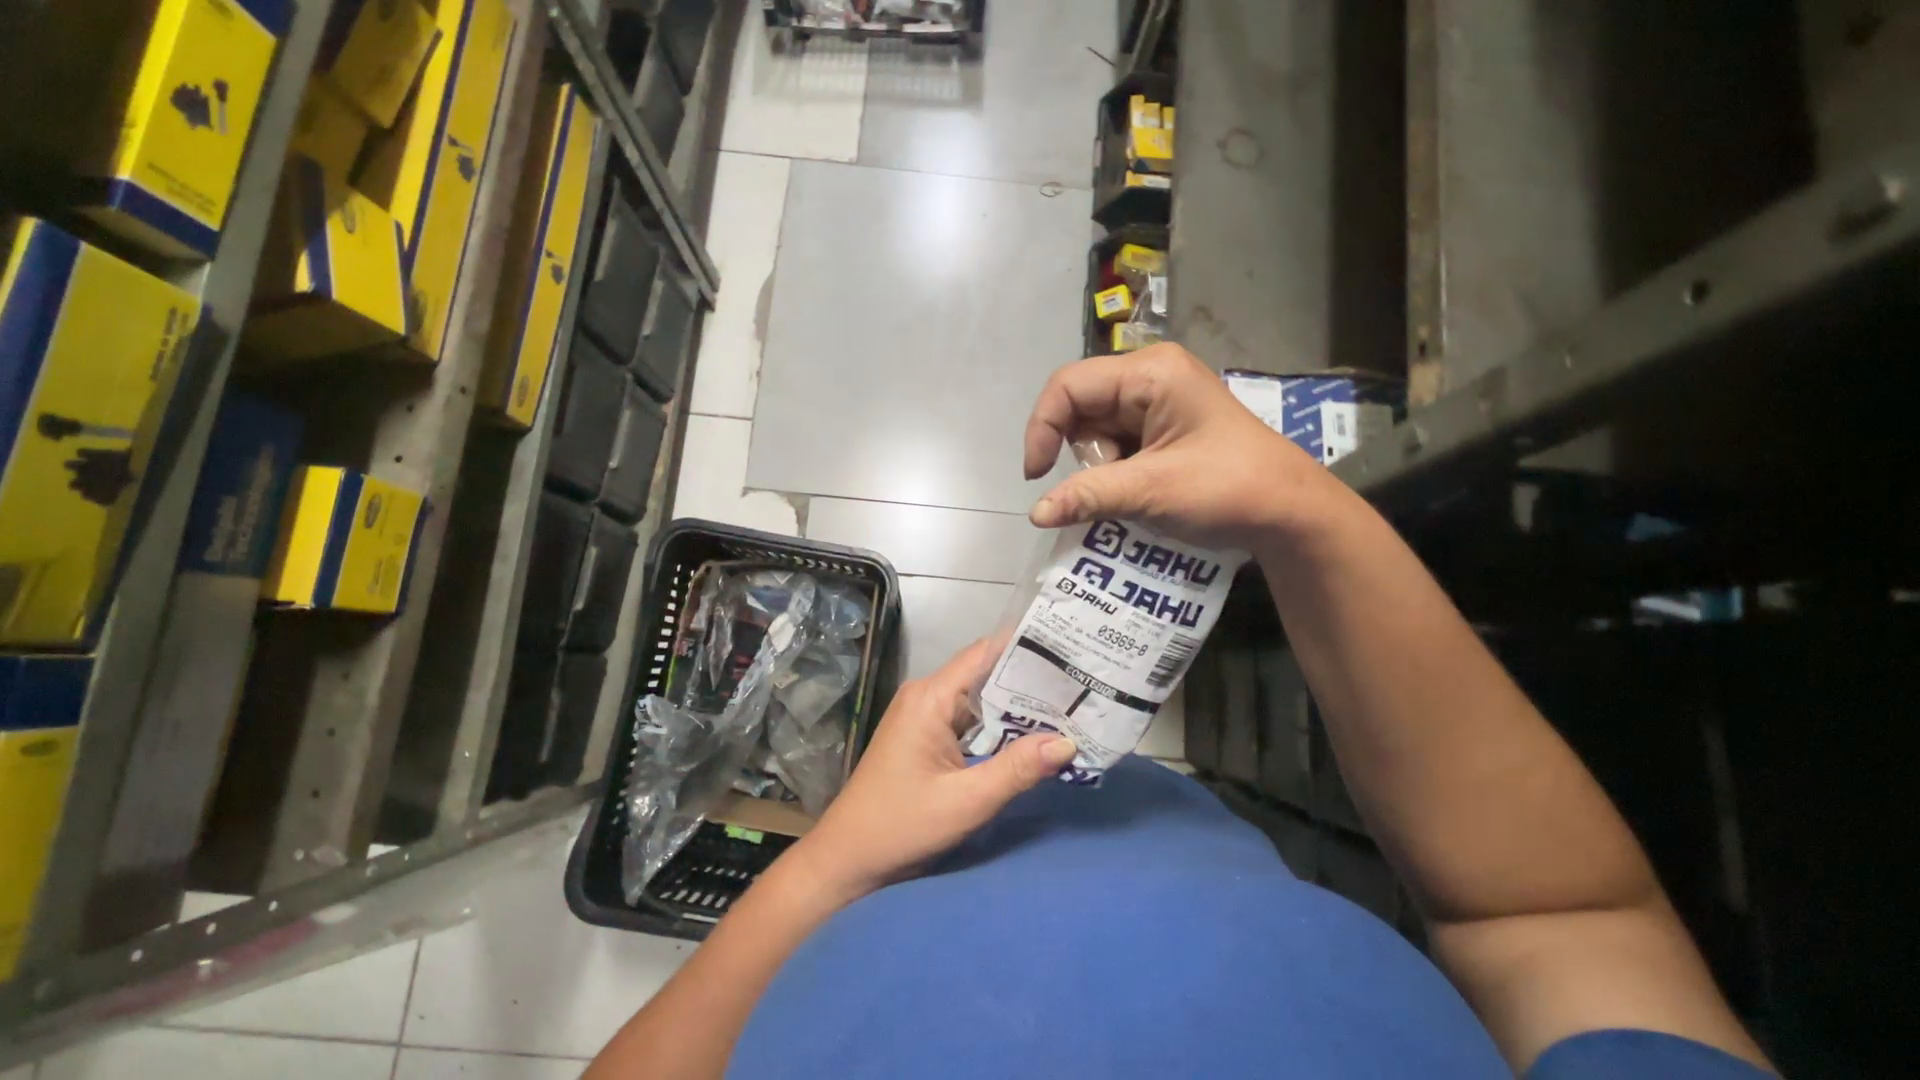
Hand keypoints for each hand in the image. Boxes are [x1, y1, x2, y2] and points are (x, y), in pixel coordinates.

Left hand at [788, 639, 1076, 901]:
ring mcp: (925, 717)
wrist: (847, 859)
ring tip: (1073, 708)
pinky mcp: (927, 739)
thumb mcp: (966, 800)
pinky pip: (972, 723)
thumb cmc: (900, 825)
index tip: (1074, 651)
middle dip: (1034, 681)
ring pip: (983, 701)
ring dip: (1021, 708)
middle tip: (1086, 685)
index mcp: (931, 697)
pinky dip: (1002, 729)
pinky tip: (1036, 738)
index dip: (1030, 648)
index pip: (987, 652)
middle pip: (988, 674)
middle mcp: (927, 696)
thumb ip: (1018, 769)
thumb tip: (1069, 741)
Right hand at [1023, 344, 1336, 549]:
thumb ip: (1089, 496)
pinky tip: (1141, 494)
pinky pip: (1117, 447)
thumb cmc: (1228, 489)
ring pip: (1096, 432)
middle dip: (1086, 455)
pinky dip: (1117, 475)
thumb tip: (1036, 513)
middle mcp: (1150, 378)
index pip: (1068, 386)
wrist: (1289, 513)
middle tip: (1117, 487)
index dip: (1043, 428)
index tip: (1037, 477)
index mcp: (1150, 373)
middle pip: (1081, 409)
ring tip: (1139, 494)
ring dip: (1103, 469)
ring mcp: (1158, 404)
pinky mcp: (1163, 430)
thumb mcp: (1152, 491)